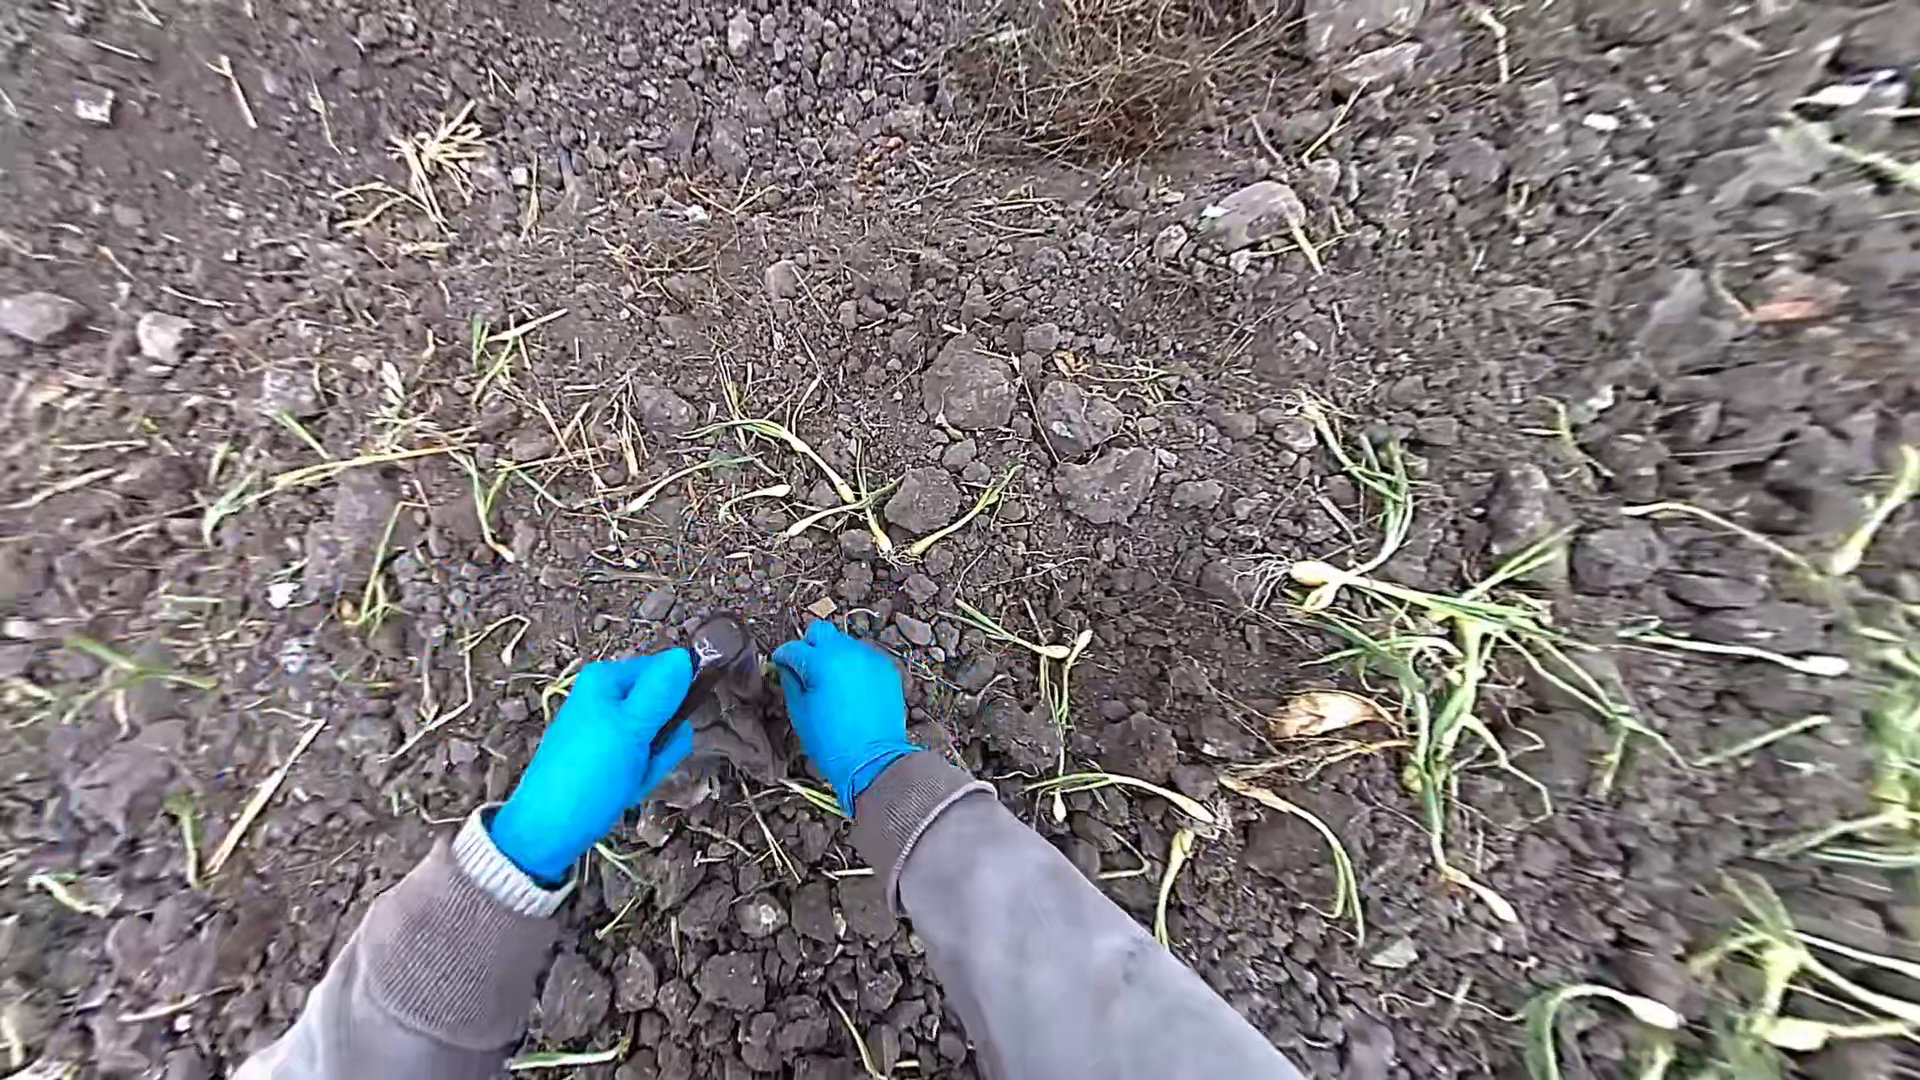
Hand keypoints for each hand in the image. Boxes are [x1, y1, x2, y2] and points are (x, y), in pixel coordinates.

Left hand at [489, 650, 693, 883]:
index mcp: (608, 679)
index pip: (669, 671)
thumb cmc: (586, 777)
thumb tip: (685, 656)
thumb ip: (661, 690)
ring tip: (634, 775)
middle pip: (669, 704)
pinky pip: (649, 754)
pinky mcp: (613, 752)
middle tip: (644, 757)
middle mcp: (610, 696)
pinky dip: (646, 772)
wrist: (548, 836)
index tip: (663, 726)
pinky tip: (629, 785)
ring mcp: (612, 726)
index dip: (675, 700)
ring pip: (664, 732)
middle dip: (664, 736)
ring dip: (657, 758)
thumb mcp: (630, 729)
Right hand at [772, 620, 916, 813]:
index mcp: (822, 661)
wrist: (873, 760)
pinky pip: (864, 657)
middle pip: (821, 632)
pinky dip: (854, 666)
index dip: (784, 657)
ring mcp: (870, 658)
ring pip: (844, 643)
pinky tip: (851, 689)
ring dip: (834, 656)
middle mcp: (848, 652)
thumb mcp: (800, 713)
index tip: (782, 665)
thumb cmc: (832, 742)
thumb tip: (787, 667)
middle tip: (807, 669)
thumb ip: (791, 682)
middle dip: (810, 646)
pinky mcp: (886, 668)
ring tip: (831, 683)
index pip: (794, 648)